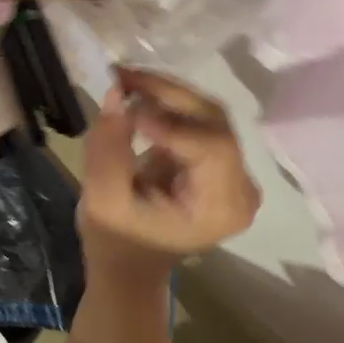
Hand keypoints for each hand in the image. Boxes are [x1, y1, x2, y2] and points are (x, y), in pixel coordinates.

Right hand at [78, 66, 260, 279]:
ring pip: (208, 116)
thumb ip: (108, 150)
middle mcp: (241, 187)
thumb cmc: (115, 242)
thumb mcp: (101, 201)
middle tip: (121, 76)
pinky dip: (166, 106)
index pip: (210, 148)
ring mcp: (234, 174)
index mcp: (221, 207)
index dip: (171, 121)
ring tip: (124, 81)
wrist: (129, 267)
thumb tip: (116, 96)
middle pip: (214, 123)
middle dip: (168, 94)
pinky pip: (198, 123)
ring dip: (166, 94)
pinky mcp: (218, 163)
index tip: (125, 102)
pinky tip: (137, 97)